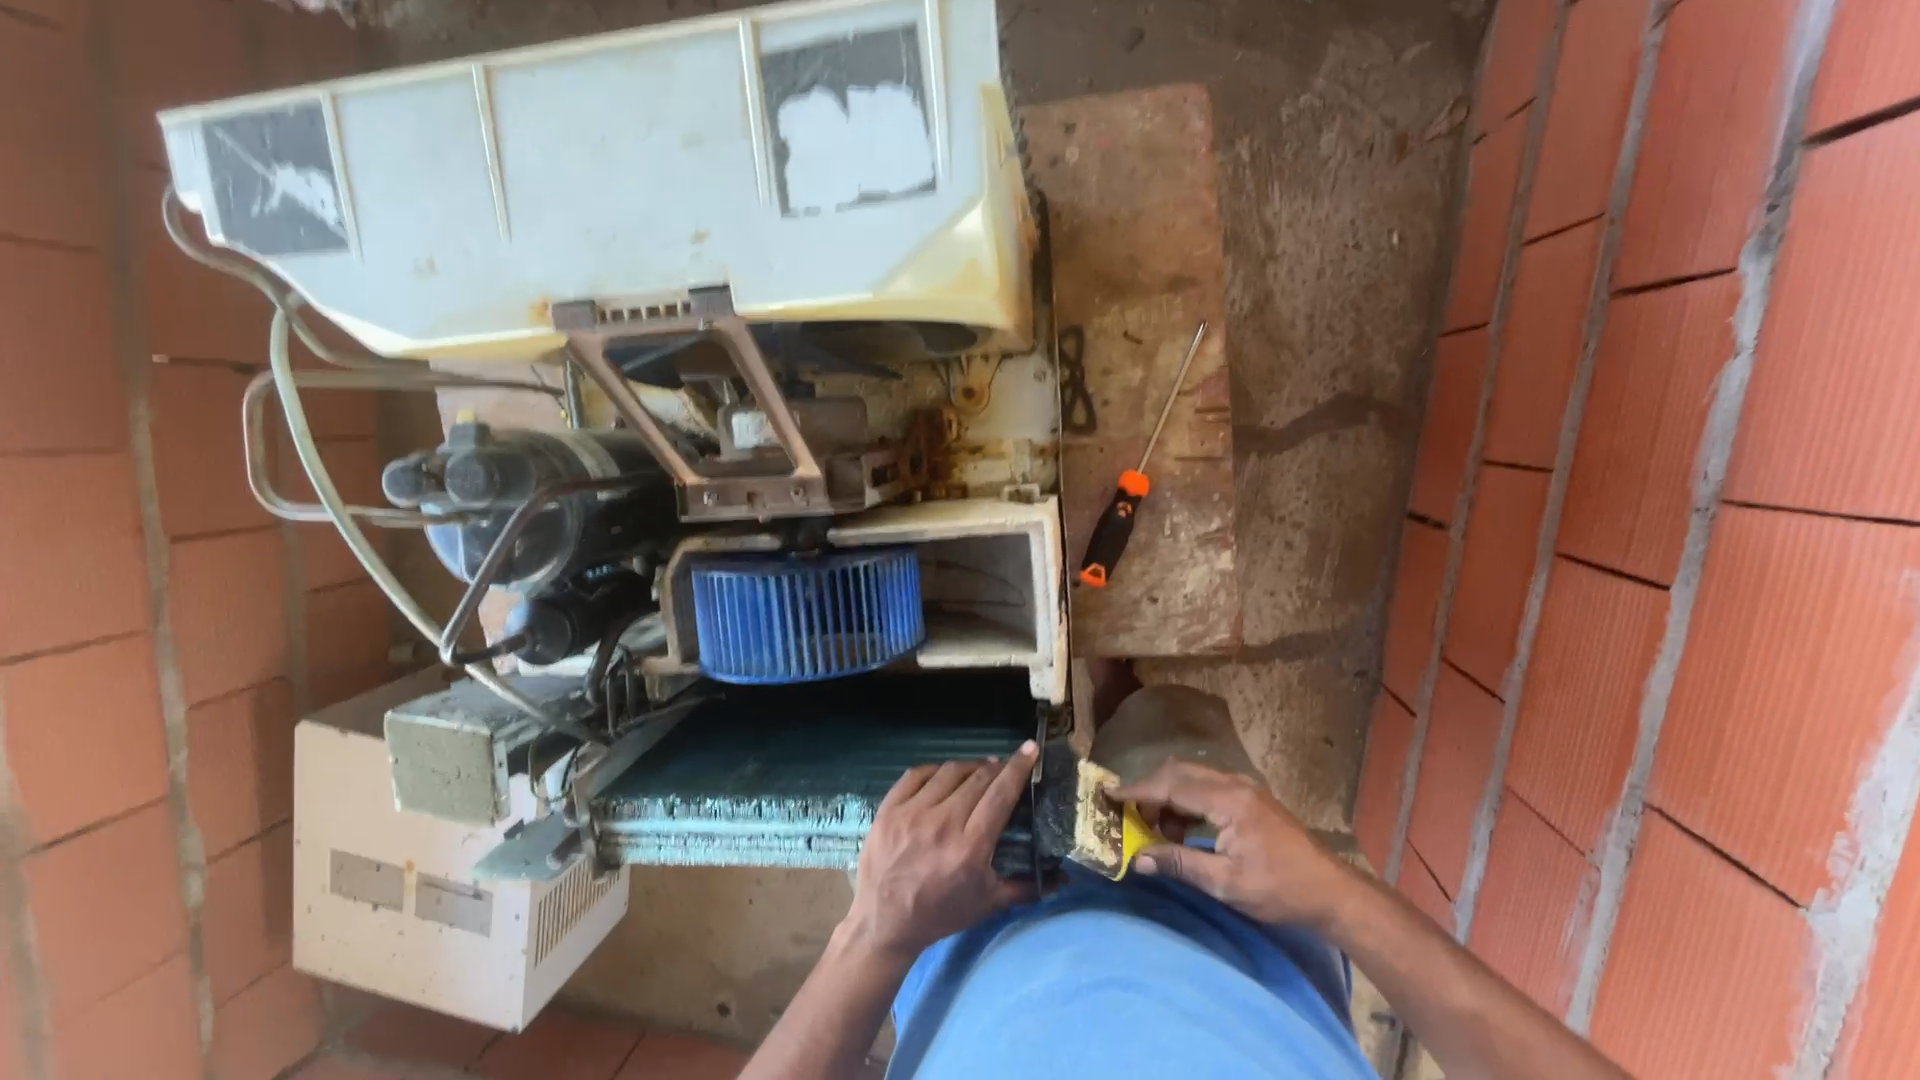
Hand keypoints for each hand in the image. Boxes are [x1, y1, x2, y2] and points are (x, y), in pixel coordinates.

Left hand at [840, 742, 1040, 958]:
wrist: (885, 923)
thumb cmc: (941, 913)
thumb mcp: (988, 903)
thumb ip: (1027, 887)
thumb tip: (1064, 879)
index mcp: (970, 847)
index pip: (1000, 794)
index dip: (1018, 768)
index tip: (1030, 749)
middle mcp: (942, 824)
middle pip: (977, 778)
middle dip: (997, 768)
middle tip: (1004, 769)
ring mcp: (911, 814)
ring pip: (949, 772)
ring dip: (969, 767)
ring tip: (977, 772)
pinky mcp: (889, 810)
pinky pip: (916, 774)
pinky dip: (936, 770)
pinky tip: (944, 776)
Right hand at [1111, 760, 1358, 926]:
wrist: (1330, 891)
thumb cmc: (1279, 890)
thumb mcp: (1226, 884)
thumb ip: (1180, 864)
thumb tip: (1137, 859)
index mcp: (1229, 800)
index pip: (1171, 785)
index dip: (1137, 789)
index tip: (1108, 794)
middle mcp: (1234, 784)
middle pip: (1178, 772)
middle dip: (1149, 790)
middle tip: (1128, 815)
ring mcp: (1244, 788)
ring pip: (1191, 777)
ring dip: (1167, 796)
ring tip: (1156, 830)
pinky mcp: (1249, 797)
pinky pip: (1206, 786)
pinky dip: (1185, 800)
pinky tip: (1181, 829)